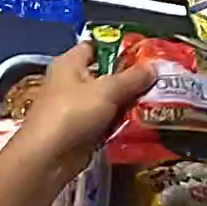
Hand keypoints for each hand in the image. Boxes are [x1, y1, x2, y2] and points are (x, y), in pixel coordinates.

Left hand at [11, 43, 155, 172]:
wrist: (47, 159)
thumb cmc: (73, 114)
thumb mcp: (107, 90)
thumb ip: (133, 77)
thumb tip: (154, 67)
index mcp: (70, 63)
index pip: (97, 46)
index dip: (120, 47)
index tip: (146, 52)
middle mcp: (72, 81)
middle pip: (106, 73)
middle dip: (131, 77)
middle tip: (158, 78)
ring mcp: (76, 107)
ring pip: (109, 99)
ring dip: (129, 101)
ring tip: (158, 99)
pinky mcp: (82, 129)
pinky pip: (107, 119)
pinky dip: (122, 120)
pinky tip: (144, 120)